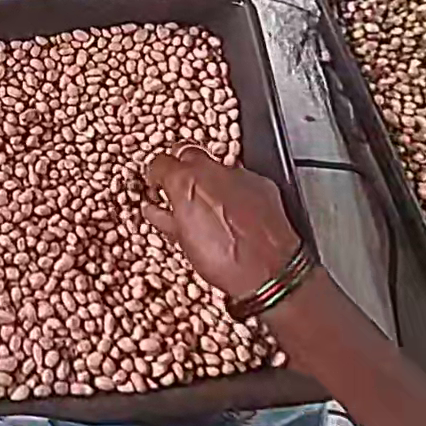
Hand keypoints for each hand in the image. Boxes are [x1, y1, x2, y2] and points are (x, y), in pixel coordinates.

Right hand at [141, 147, 301, 298]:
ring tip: (208, 202)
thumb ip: (164, 217)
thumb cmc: (225, 258)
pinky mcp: (261, 184)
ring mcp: (238, 175)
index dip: (156, 175)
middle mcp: (210, 171)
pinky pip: (240, 178)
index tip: (157, 185)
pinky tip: (233, 209)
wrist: (270, 272)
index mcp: (183, 181)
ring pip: (215, 164)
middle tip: (179, 187)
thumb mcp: (181, 240)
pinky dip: (233, 188)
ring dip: (207, 178)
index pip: (160, 163)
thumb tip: (155, 210)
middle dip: (180, 167)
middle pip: (186, 153)